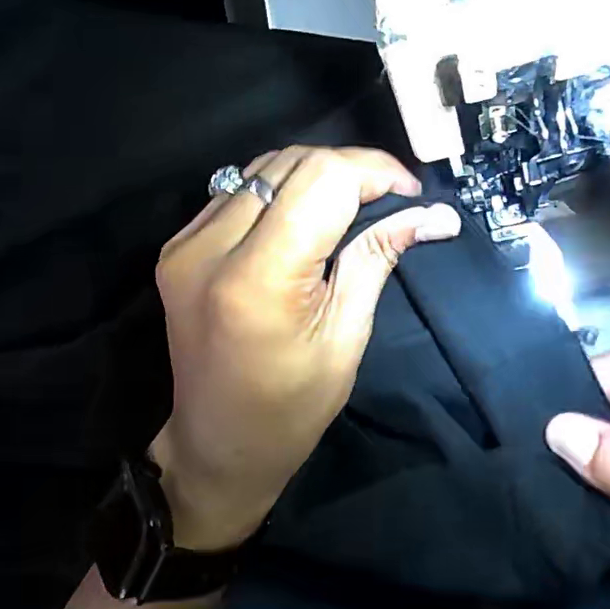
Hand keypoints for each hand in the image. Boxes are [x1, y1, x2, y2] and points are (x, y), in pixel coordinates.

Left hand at [152, 146, 461, 549]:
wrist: (217, 445)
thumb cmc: (291, 410)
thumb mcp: (347, 337)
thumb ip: (377, 258)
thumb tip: (431, 214)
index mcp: (256, 280)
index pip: (322, 180)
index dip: (375, 173)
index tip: (412, 197)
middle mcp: (209, 248)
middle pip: (294, 163)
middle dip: (353, 171)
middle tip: (391, 203)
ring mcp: (186, 243)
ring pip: (266, 167)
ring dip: (319, 177)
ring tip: (355, 209)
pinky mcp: (179, 245)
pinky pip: (242, 190)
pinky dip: (284, 192)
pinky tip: (308, 220)